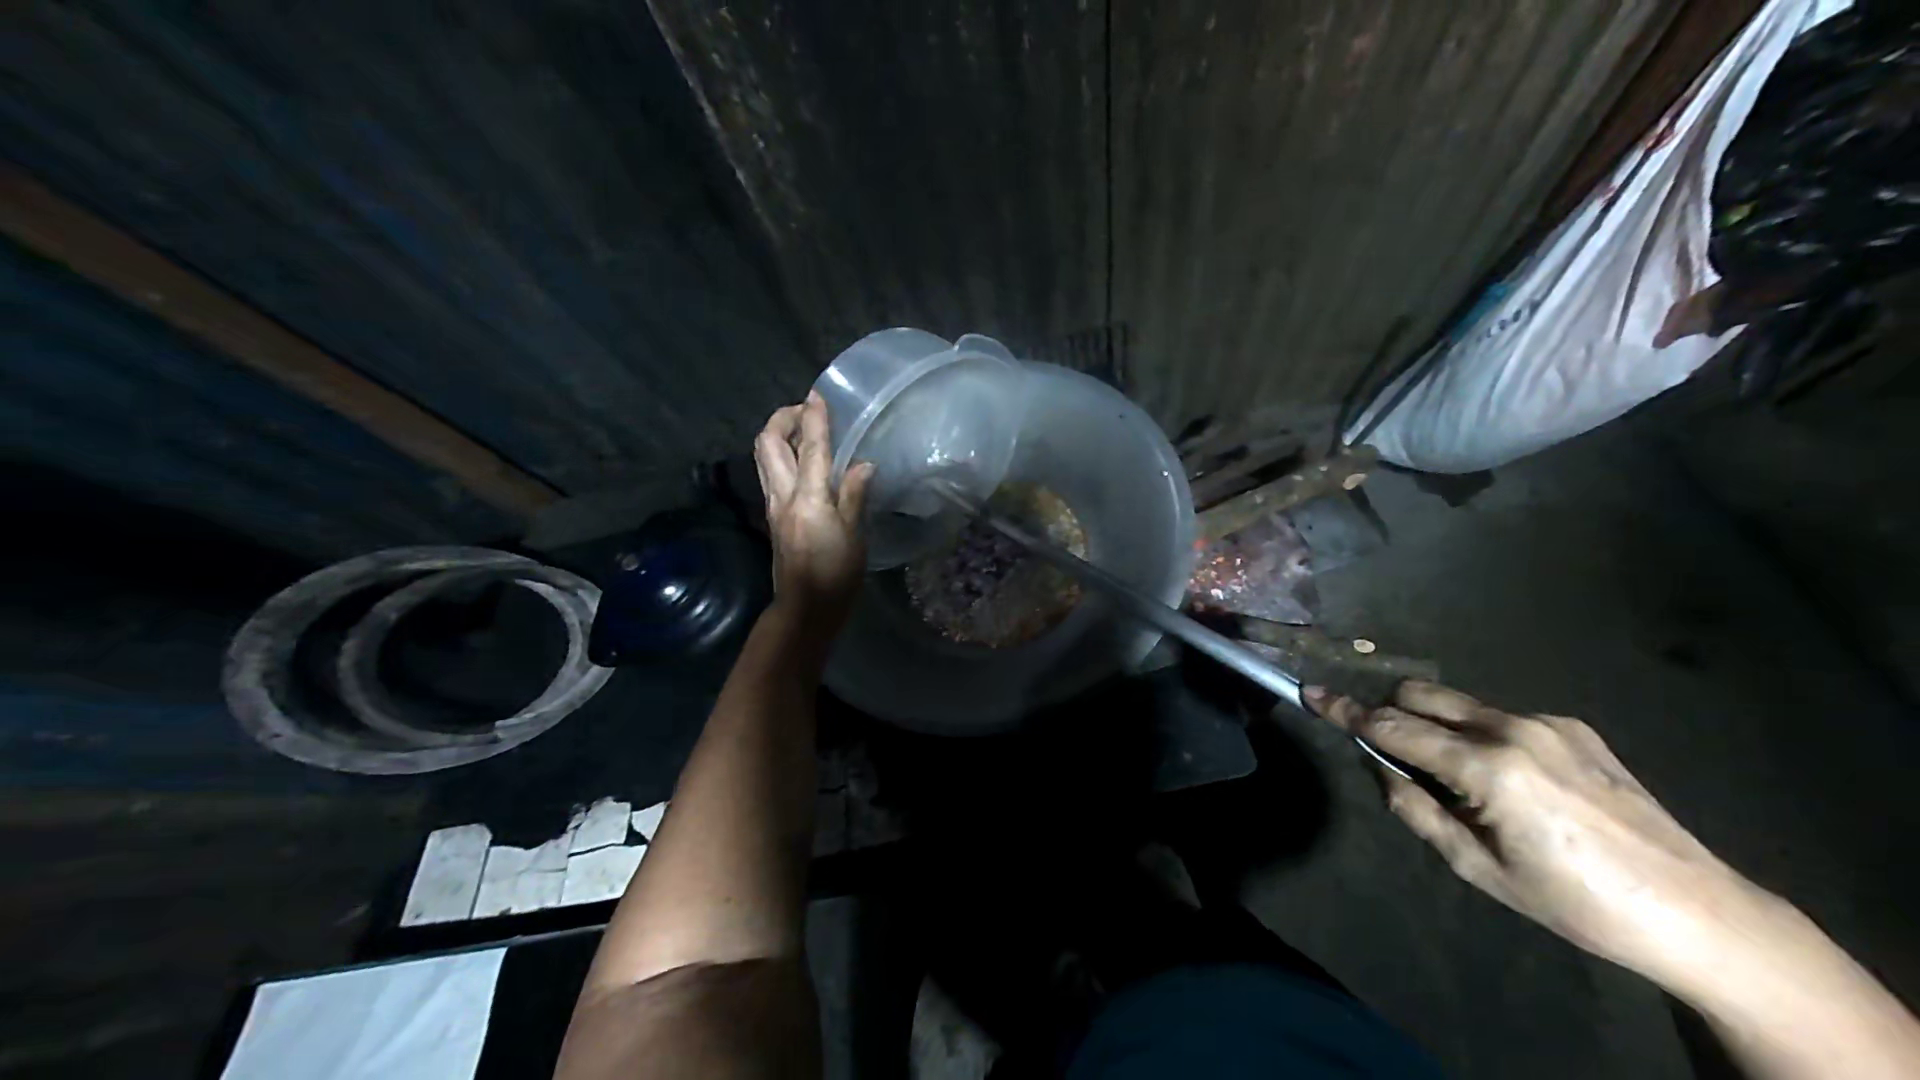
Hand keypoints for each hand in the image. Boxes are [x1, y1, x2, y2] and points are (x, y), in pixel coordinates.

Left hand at [753, 392, 872, 626]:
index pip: (810, 448)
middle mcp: (783, 496)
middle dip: (783, 419)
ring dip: (777, 435)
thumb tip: (862, 463)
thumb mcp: (853, 536)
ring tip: (802, 429)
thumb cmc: (836, 575)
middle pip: (768, 444)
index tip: (817, 394)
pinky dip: (781, 455)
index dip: (813, 418)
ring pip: (763, 457)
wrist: (805, 609)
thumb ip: (853, 495)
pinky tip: (802, 460)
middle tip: (806, 412)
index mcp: (808, 498)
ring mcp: (773, 506)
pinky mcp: (773, 516)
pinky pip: (770, 473)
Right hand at [1304, 681, 1755, 987]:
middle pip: (1420, 695)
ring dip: (1435, 724)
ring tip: (1459, 777)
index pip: (1392, 727)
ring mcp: (1547, 722)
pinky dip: (1478, 733)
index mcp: (1486, 767)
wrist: (1698, 912)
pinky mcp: (1574, 726)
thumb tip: (1382, 769)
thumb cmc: (1575, 902)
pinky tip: (1510, 780)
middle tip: (1390, 753)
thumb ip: (1415, 809)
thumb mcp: (1477, 867)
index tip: (1310, 693)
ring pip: (1458, 702)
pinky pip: (1499, 716)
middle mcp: (1512, 728)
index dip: (1345, 712)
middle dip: (1390, 712)